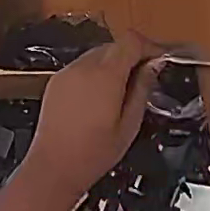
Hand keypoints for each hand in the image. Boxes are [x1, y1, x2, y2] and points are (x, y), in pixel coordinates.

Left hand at [15, 30, 161, 206]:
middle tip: (143, 78)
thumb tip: (152, 66)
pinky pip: (82, 65)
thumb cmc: (94, 153)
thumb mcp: (129, 125)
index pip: (131, 41)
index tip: (157, 61)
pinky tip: (97, 96)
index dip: (148, 46)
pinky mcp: (56, 80)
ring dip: (114, 63)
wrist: (52, 169)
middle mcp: (85, 66)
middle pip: (115, 45)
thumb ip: (142, 89)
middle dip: (132, 56)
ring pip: (99, 53)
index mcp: (106, 75)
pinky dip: (95, 72)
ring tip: (120, 90)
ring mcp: (67, 72)